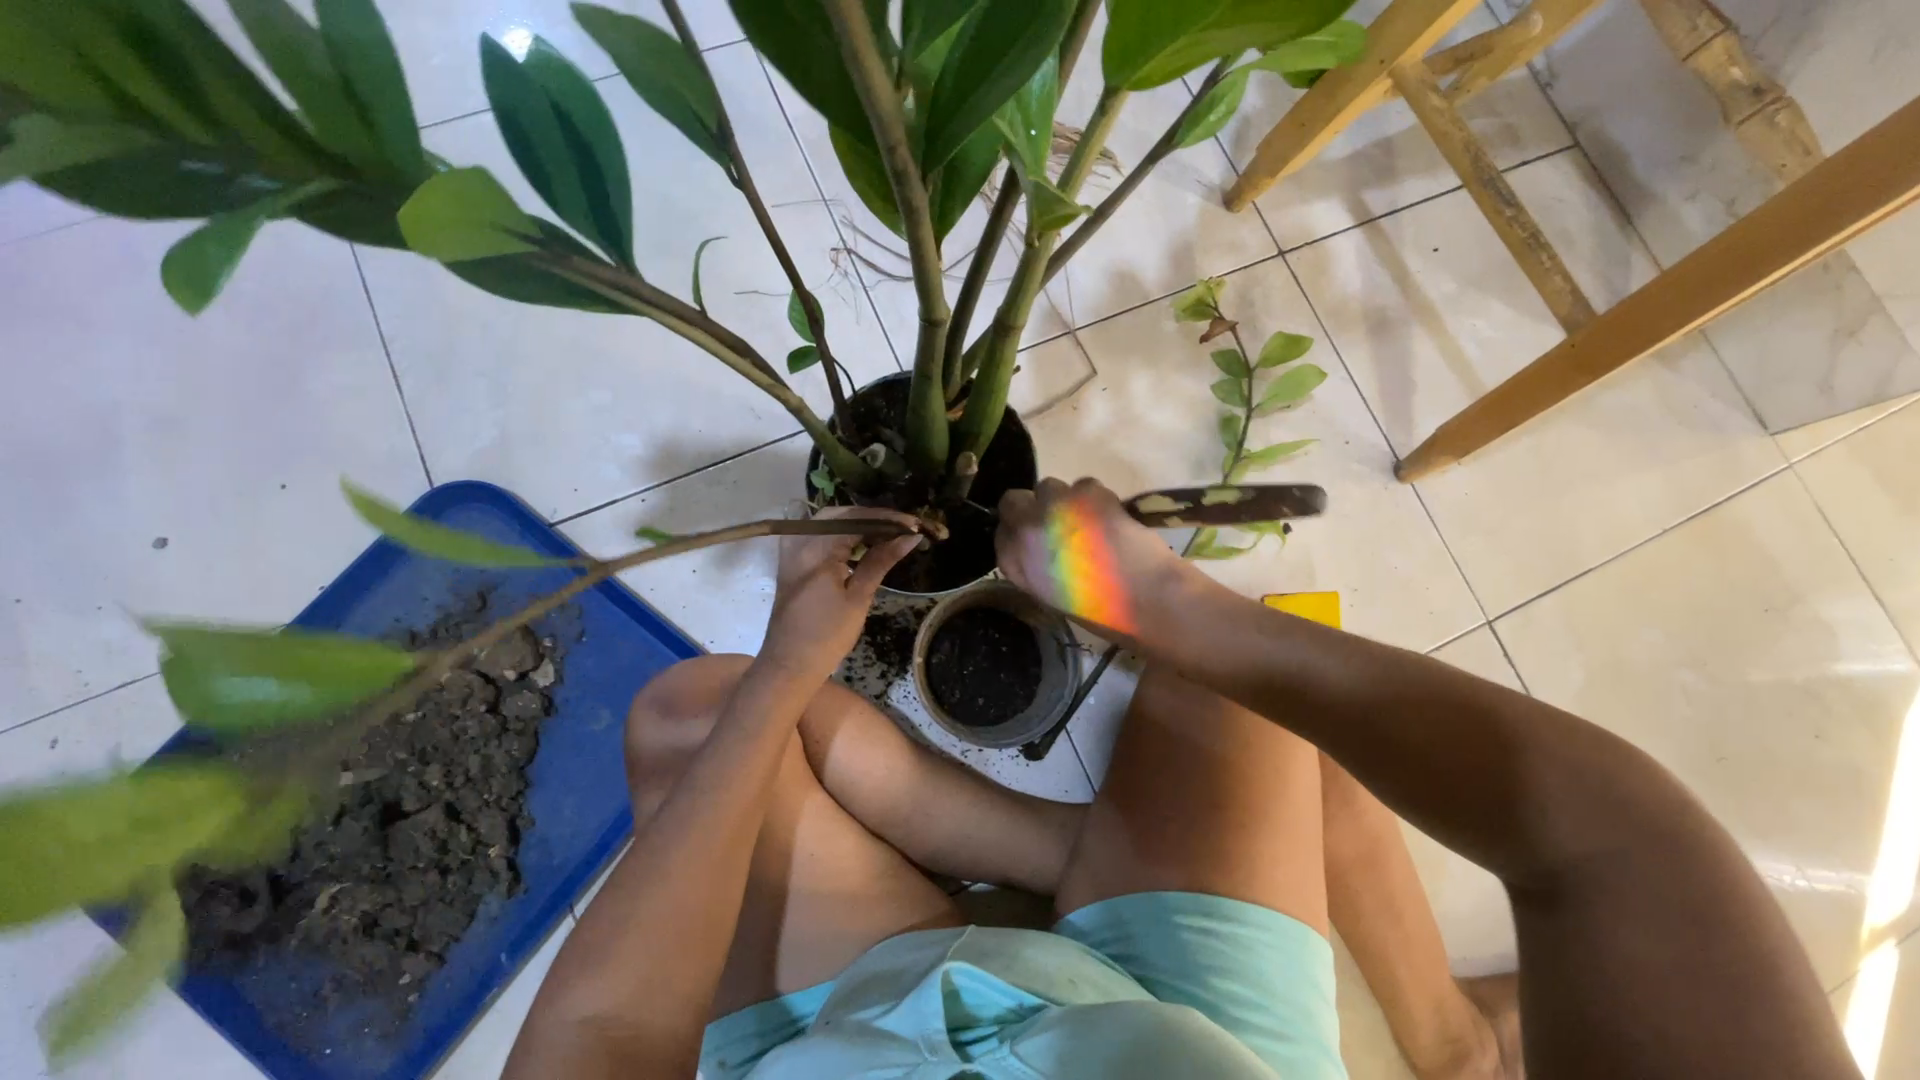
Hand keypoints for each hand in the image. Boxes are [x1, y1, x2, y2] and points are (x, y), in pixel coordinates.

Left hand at [758, 507, 922, 680]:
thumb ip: (881, 561)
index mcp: (816, 548)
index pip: (856, 518)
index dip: (888, 519)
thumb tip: (909, 537)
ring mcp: (792, 549)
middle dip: (874, 518)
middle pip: (842, 515)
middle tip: (904, 528)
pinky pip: (818, 535)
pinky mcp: (791, 560)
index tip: (915, 524)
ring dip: (858, 525)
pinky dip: (842, 535)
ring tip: (888, 534)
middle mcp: (800, 540)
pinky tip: (861, 544)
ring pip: (829, 522)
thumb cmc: (827, 636)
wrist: (789, 665)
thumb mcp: (859, 597)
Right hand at [995, 477, 1196, 642]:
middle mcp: (1024, 530)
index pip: (1001, 531)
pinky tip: (1111, 517)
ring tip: (1090, 520)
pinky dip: (1096, 498)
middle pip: (1014, 500)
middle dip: (1034, 507)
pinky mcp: (1086, 492)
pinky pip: (1084, 485)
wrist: (1145, 598)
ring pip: (1050, 487)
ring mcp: (1053, 507)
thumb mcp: (1050, 596)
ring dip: (1065, 500)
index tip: (1038, 536)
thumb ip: (1035, 566)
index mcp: (1014, 562)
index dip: (1020, 529)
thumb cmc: (1100, 611)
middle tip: (1060, 521)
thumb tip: (1041, 547)